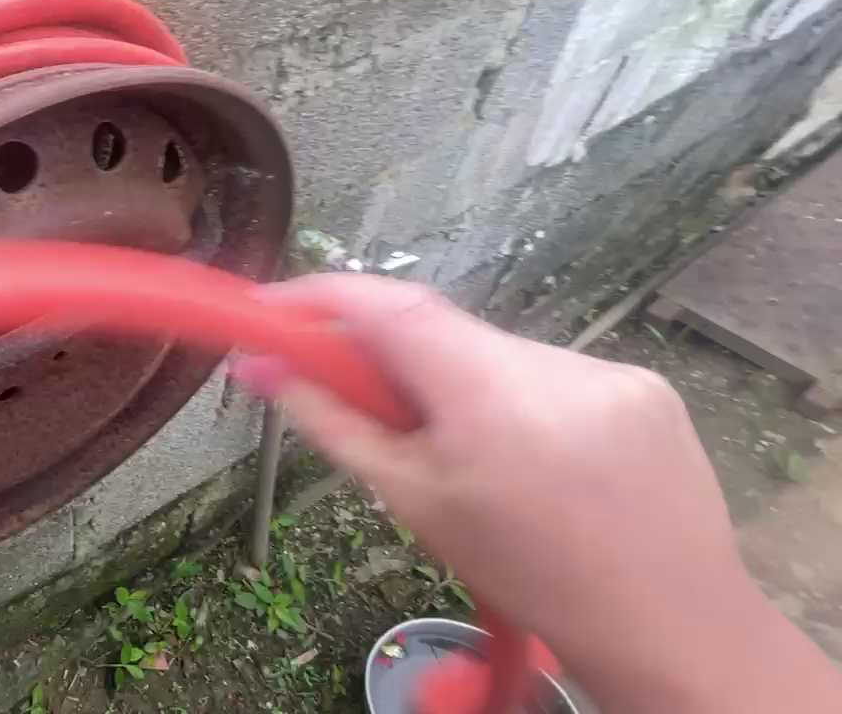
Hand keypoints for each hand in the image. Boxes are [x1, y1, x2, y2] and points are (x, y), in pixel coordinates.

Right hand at [241, 273, 841, 713]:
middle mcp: (555, 367)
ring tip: (442, 435)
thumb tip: (255, 366)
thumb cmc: (519, 569)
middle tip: (345, 386)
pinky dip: (495, 386)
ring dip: (439, 372)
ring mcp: (608, 370)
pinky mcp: (641, 381)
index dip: (318, 294)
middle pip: (432, 326)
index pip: (388, 307)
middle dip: (377, 349)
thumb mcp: (404, 495)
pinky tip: (509, 441)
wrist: (672, 633)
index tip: (269, 306)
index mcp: (493, 400)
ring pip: (479, 346)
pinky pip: (532, 363)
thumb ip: (323, 418)